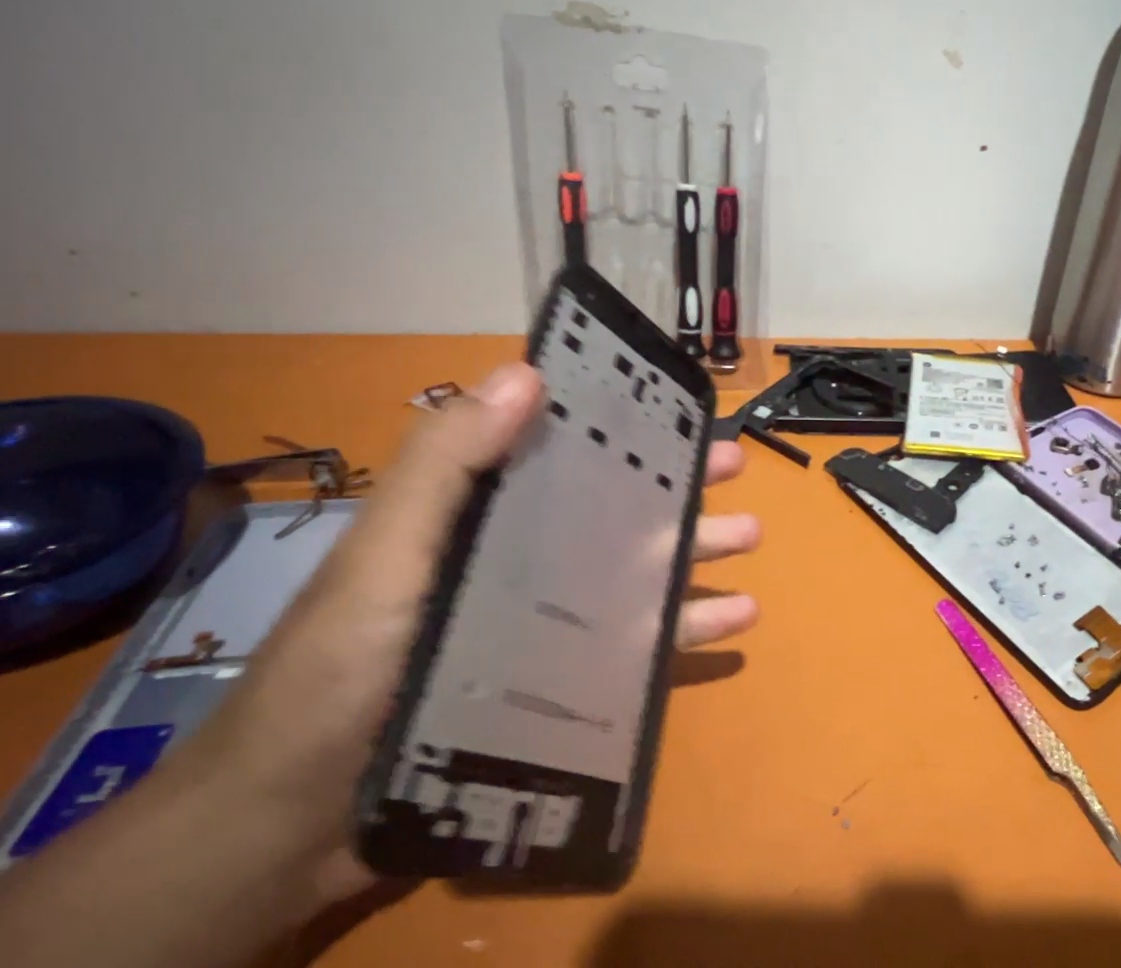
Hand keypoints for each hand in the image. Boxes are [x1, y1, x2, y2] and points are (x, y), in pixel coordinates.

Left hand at [173, 363, 760, 911]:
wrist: (300, 819)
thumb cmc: (342, 670)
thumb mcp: (390, 554)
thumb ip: (448, 464)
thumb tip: (527, 373)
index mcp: (478, 521)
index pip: (559, 456)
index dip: (617, 428)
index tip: (672, 410)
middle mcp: (519, 567)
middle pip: (611, 514)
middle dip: (675, 486)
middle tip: (736, 468)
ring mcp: (545, 631)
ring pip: (637, 576)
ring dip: (695, 552)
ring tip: (750, 536)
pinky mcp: (563, 689)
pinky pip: (640, 649)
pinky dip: (689, 630)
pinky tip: (735, 619)